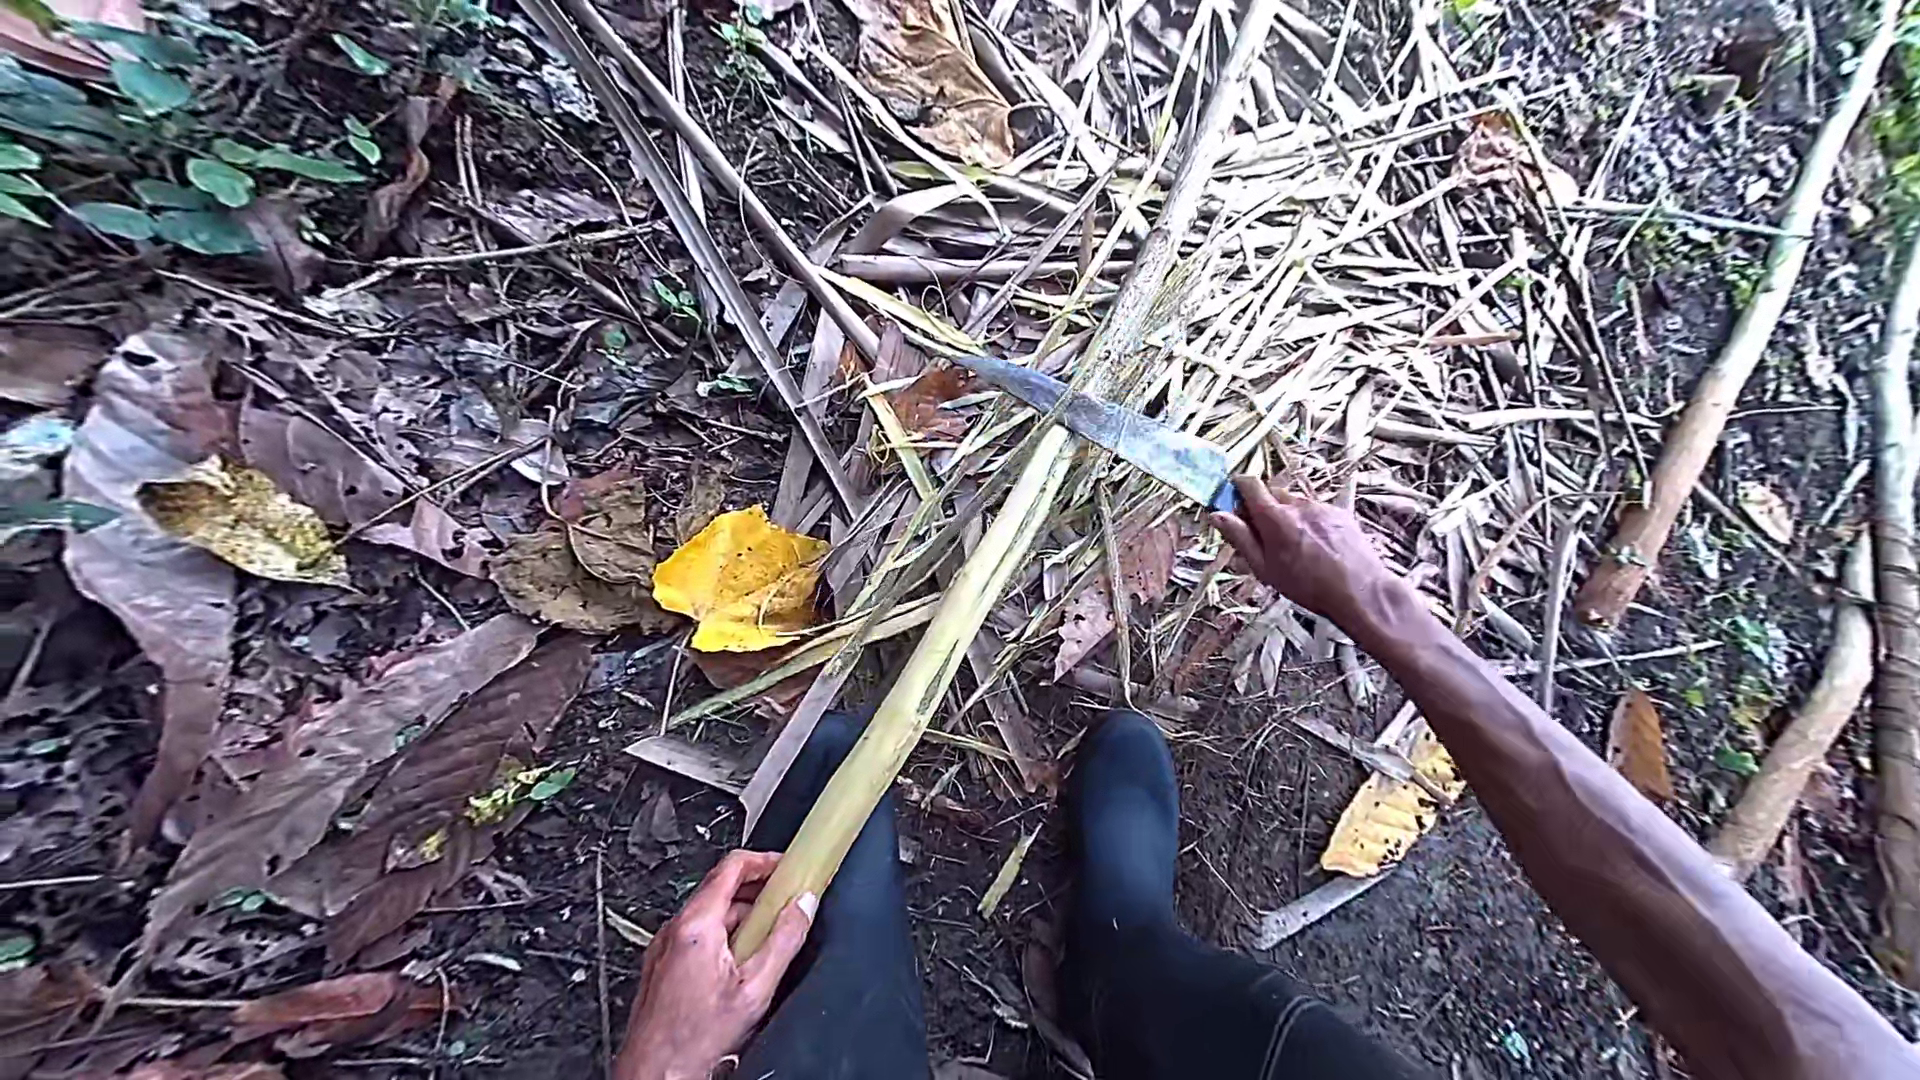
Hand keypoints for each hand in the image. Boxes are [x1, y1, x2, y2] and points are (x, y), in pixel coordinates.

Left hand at [613, 850, 816, 1079]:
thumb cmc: (693, 1043)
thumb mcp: (756, 989)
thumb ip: (786, 939)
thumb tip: (804, 905)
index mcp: (696, 924)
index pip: (733, 865)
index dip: (764, 860)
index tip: (786, 867)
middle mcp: (675, 929)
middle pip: (723, 885)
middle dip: (758, 889)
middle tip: (784, 900)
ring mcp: (664, 947)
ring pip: (711, 910)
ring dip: (743, 913)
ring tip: (767, 937)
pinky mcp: (661, 965)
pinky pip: (699, 932)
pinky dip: (725, 932)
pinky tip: (740, 962)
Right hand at [1210, 476, 1399, 629]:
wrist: (1361, 591)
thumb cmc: (1307, 585)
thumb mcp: (1263, 566)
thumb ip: (1239, 537)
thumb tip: (1217, 515)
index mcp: (1274, 517)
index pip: (1249, 484)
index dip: (1237, 488)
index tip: (1233, 501)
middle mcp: (1298, 505)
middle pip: (1272, 493)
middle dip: (1262, 508)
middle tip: (1262, 535)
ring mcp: (1322, 507)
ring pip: (1294, 503)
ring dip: (1286, 516)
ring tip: (1292, 545)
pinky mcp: (1341, 513)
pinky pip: (1315, 510)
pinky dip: (1308, 522)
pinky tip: (1314, 546)